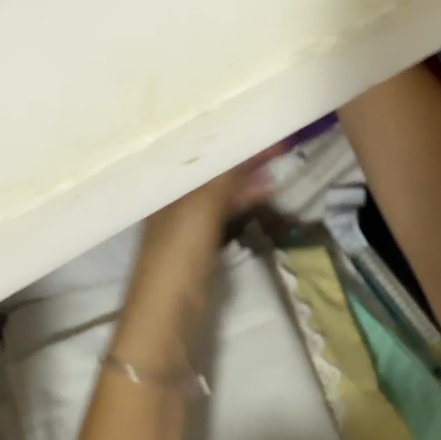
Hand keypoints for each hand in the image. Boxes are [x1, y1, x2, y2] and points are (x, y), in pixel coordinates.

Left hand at [115, 150, 280, 368]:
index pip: (196, 145)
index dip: (226, 131)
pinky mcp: (197, 242)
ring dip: (245, 172)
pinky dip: (243, 196)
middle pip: (208, 164)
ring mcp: (183, 220)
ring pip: (218, 184)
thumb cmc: (177, 256)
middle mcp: (170, 195)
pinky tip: (264, 191)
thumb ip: (225, 175)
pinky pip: (224, 207)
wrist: (166, 321)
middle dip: (239, 149)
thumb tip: (252, 141)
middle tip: (275, 136)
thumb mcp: (202, 207)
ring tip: (277, 159)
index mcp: (163, 182)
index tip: (257, 118)